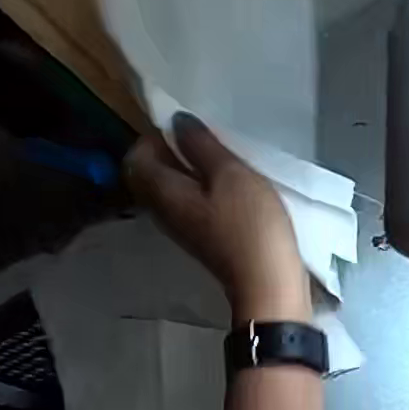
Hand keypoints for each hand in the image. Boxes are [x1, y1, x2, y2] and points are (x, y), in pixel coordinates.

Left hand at [126, 113, 310, 322]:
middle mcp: (163, 210)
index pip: (138, 152)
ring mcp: (184, 230)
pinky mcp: (206, 243)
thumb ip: (203, 145)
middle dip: (175, 155)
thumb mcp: (233, 175)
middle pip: (153, 173)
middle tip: (211, 148)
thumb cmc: (252, 228)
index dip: (159, 135)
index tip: (193, 132)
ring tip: (227, 170)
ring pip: (175, 192)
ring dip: (194, 176)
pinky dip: (207, 196)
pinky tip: (236, 197)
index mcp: (161, 189)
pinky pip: (195, 209)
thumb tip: (179, 122)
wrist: (270, 287)